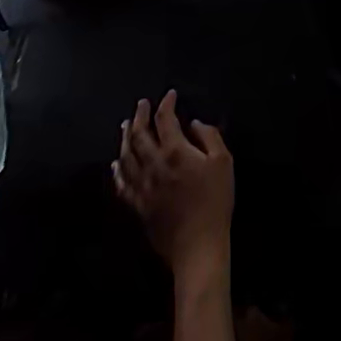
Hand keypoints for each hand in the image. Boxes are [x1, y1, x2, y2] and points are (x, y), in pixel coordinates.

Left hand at [113, 90, 234, 278]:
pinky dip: (118, 170)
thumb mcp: (223, 163)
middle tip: (141, 104)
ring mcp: (142, 186)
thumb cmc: (215, 201)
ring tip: (125, 126)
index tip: (169, 95)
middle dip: (139, 116)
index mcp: (175, 151)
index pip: (165, 120)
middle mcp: (153, 165)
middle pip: (139, 135)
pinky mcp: (137, 205)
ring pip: (126, 156)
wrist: (197, 245)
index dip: (166, 104)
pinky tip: (116, 164)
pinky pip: (122, 183)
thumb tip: (194, 123)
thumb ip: (209, 137)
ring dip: (125, 138)